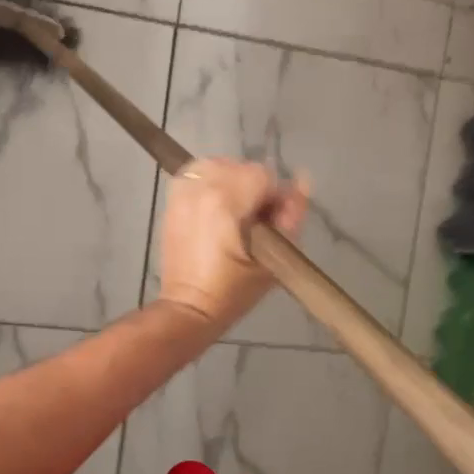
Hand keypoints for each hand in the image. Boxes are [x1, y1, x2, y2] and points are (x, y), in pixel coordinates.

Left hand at [155, 158, 307, 328]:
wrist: (188, 307)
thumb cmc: (233, 290)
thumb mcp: (273, 258)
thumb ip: (291, 216)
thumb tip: (301, 183)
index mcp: (224, 200)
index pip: (264, 175)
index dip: (275, 197)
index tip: (272, 223)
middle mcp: (200, 189)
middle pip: (241, 167)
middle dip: (254, 188)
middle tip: (254, 221)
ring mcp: (182, 194)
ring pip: (217, 165)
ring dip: (231, 182)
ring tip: (236, 212)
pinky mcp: (171, 202)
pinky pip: (195, 175)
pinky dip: (209, 183)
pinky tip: (216, 207)